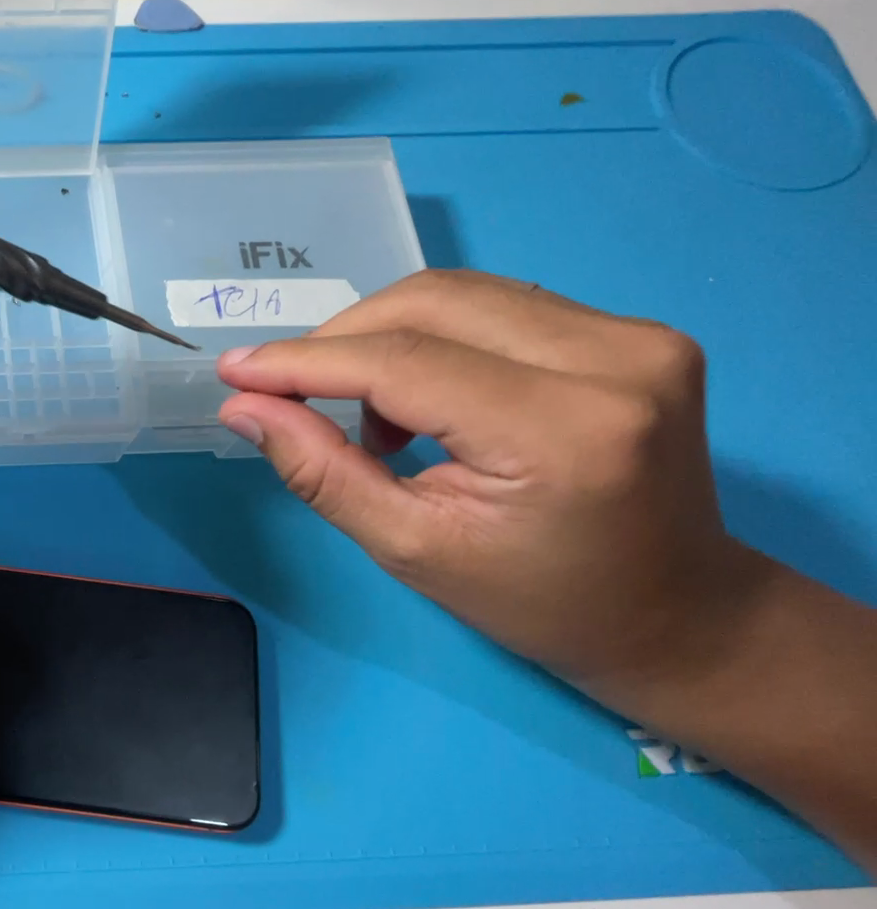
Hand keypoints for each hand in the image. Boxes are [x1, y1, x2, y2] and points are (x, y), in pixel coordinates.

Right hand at [217, 270, 762, 692]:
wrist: (675, 613)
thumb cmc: (535, 600)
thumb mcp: (408, 547)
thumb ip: (320, 471)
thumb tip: (244, 409)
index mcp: (562, 430)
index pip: (403, 364)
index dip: (305, 362)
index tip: (234, 372)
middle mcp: (613, 358)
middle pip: (430, 303)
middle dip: (336, 341)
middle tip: (285, 393)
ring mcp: (635, 334)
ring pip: (460, 295)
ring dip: (379, 339)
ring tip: (364, 415)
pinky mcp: (633, 332)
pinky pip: (495, 308)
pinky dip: (430, 340)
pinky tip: (419, 399)